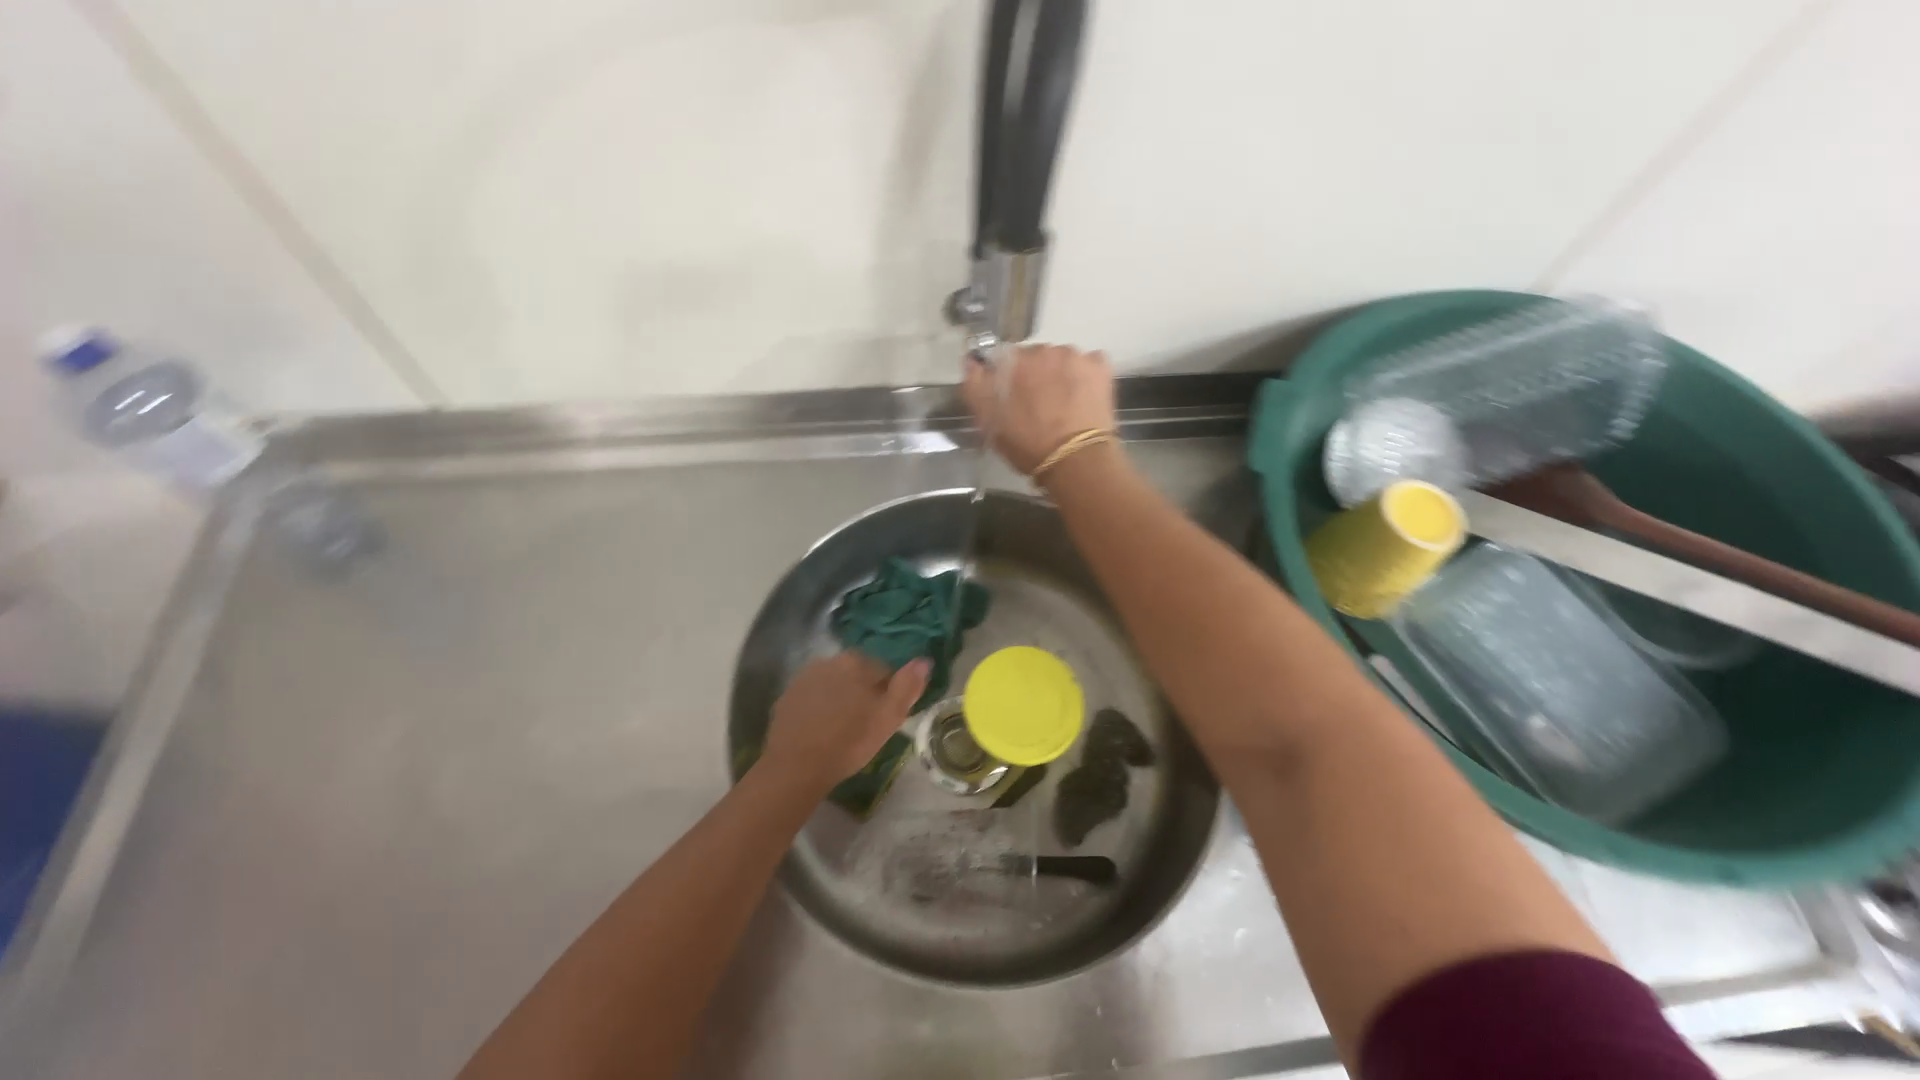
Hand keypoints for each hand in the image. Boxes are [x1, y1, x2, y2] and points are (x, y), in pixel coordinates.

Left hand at [762, 653, 930, 789]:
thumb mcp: (889, 717)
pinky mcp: (786, 697)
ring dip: (840, 700)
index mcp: (856, 662)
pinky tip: (821, 732)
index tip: (884, 718)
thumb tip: (924, 660)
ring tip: (842, 730)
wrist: (797, 766)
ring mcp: (803, 678)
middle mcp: (828, 661)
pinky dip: (819, 709)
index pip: (883, 672)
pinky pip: (812, 698)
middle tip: (865, 726)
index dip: (887, 695)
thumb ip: (908, 686)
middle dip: (862, 694)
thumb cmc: (850, 741)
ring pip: (833, 685)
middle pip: (856, 676)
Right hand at [962, 344, 1116, 475]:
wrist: (1076, 461)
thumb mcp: (990, 421)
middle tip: (1039, 404)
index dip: (1008, 378)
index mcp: (1017, 360)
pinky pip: (1089, 364)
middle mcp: (1047, 350)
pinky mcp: (1101, 369)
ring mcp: (1078, 357)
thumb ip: (975, 387)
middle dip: (1036, 375)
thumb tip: (972, 362)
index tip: (1012, 398)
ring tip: (1063, 403)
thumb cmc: (1028, 444)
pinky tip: (1083, 396)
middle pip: (1037, 357)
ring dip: (1061, 375)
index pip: (1006, 358)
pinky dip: (1085, 375)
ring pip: (1063, 360)